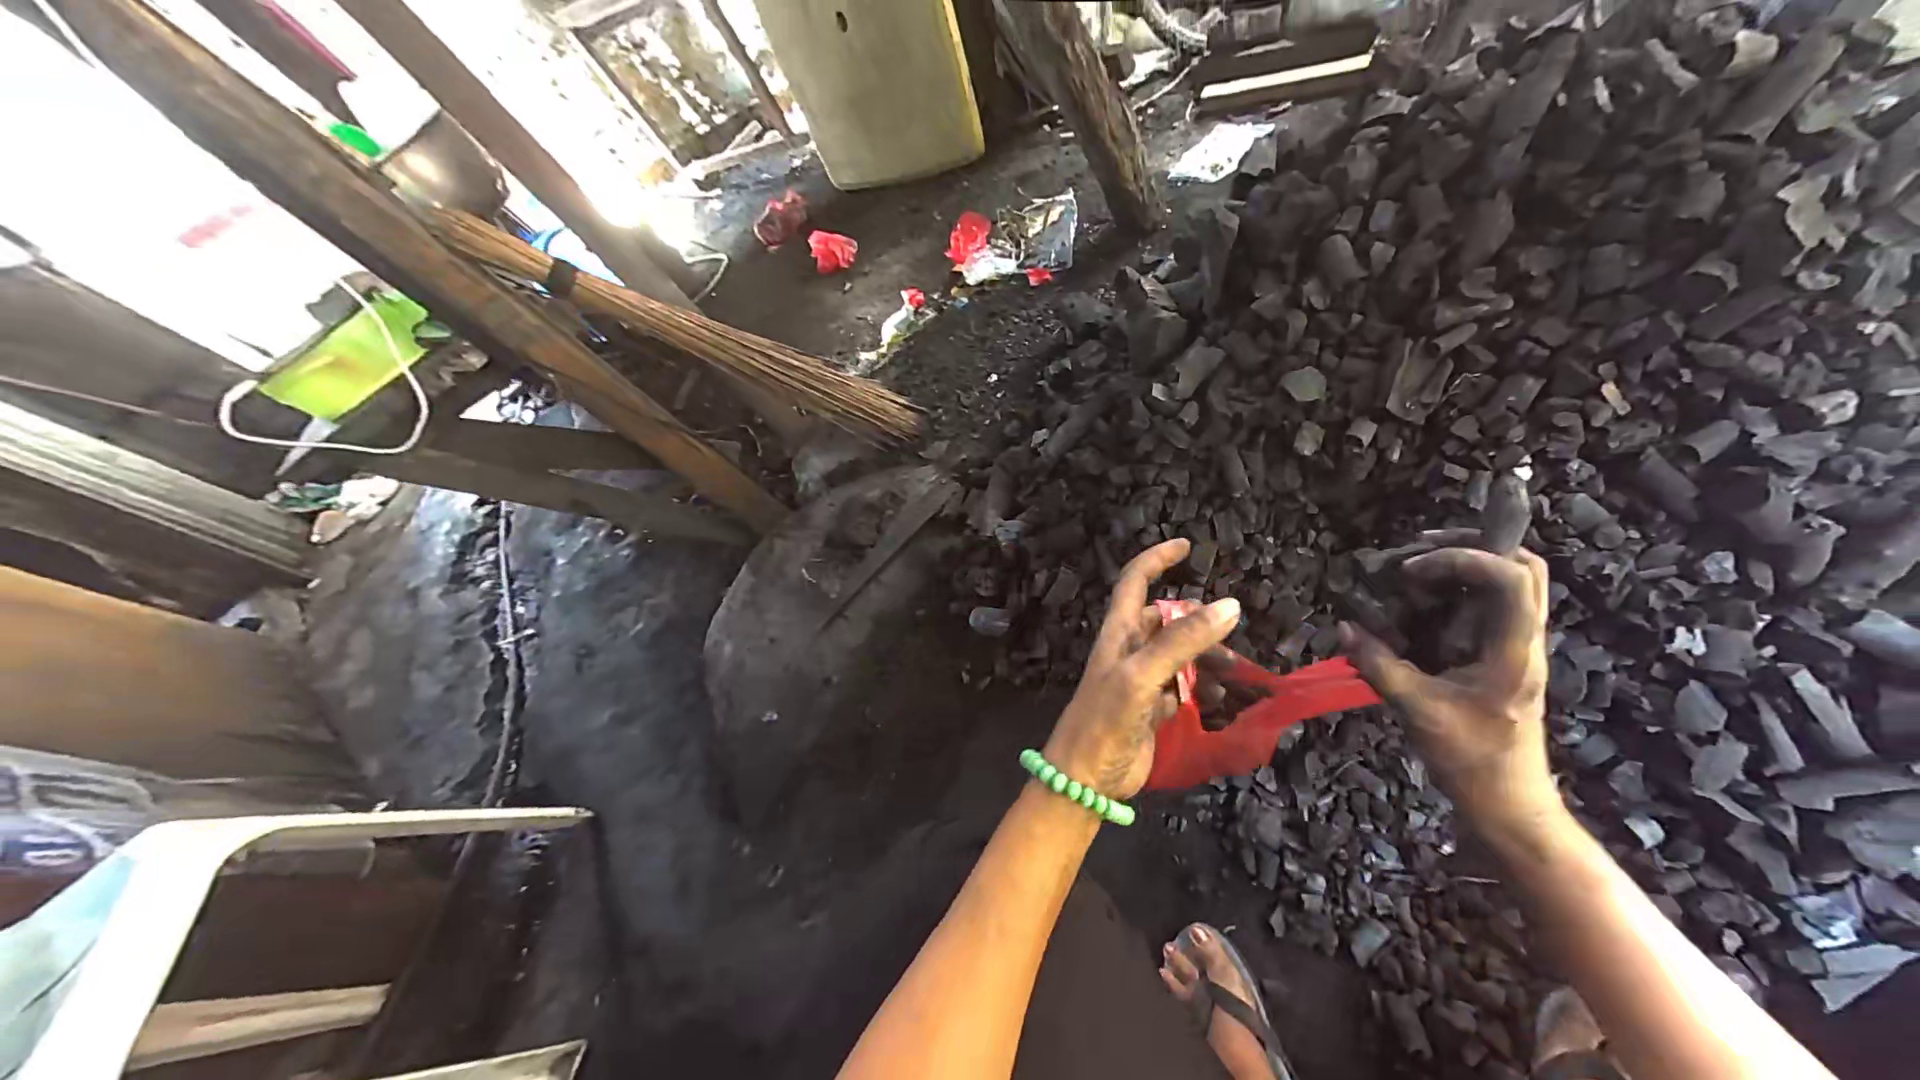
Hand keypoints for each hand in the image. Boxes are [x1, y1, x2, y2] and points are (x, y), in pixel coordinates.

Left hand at [1044, 539, 1241, 798]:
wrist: (1085, 780)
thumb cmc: (1105, 720)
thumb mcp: (1141, 675)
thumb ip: (1182, 641)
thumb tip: (1229, 606)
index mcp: (1118, 633)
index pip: (1135, 582)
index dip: (1157, 559)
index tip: (1186, 545)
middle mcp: (1129, 651)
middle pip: (1168, 621)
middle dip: (1200, 624)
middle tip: (1230, 642)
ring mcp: (1141, 681)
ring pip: (1181, 656)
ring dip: (1208, 661)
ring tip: (1234, 676)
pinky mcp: (1151, 709)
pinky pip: (1184, 689)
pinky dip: (1203, 690)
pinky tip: (1220, 701)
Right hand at [1338, 545, 1558, 835]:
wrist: (1507, 800)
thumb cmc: (1470, 759)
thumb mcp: (1417, 710)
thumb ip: (1379, 665)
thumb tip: (1345, 627)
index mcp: (1514, 651)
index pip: (1511, 579)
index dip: (1463, 559)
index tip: (1412, 571)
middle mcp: (1524, 640)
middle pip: (1524, 567)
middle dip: (1471, 547)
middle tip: (1418, 551)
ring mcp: (1517, 646)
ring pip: (1512, 581)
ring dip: (1466, 564)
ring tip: (1414, 567)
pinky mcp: (1501, 655)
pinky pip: (1490, 603)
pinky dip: (1458, 589)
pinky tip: (1420, 598)